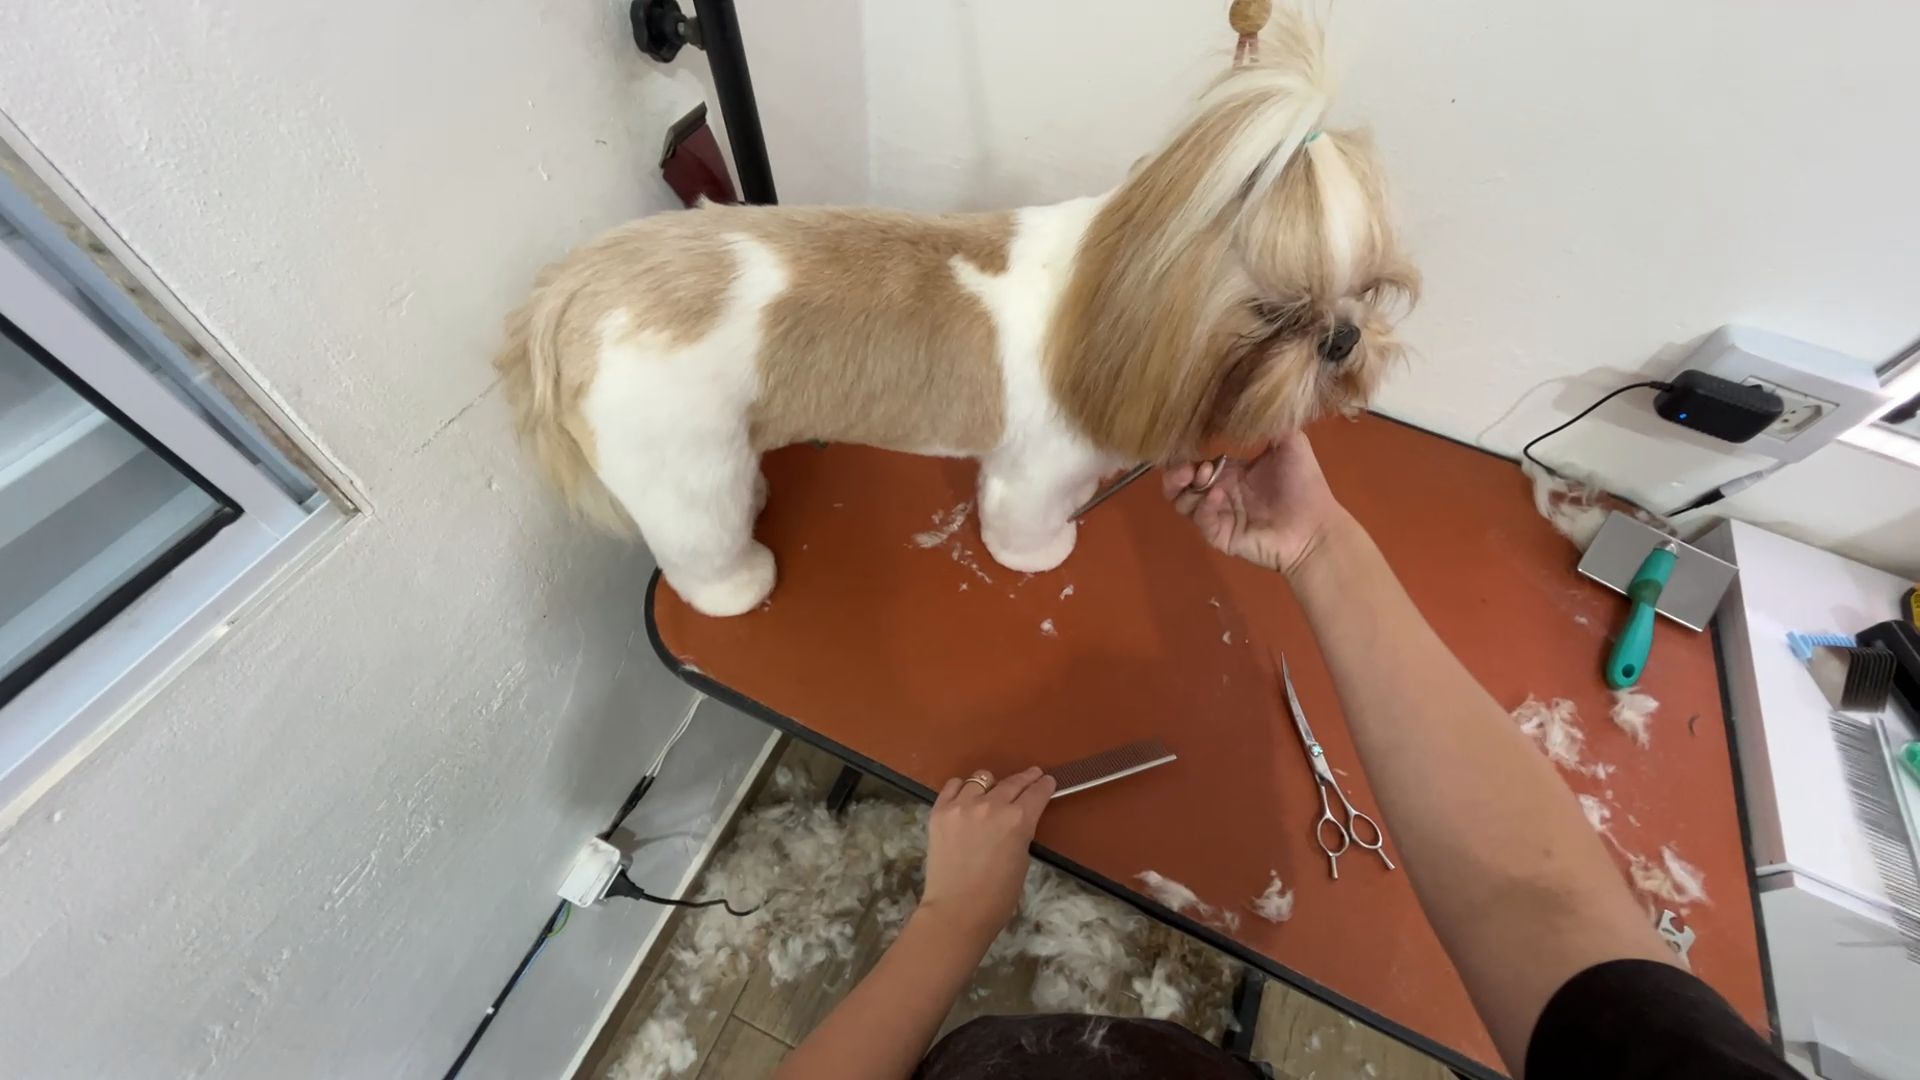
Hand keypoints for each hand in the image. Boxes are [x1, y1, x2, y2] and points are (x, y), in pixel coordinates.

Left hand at [919, 767, 1054, 946]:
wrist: (956, 912)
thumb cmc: (997, 897)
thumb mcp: (1022, 862)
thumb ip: (1021, 832)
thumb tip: (1017, 819)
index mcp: (1017, 820)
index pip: (1036, 793)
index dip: (1044, 785)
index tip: (1047, 780)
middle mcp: (991, 805)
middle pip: (1013, 782)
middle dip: (1026, 779)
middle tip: (1032, 775)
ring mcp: (962, 806)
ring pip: (981, 779)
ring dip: (992, 785)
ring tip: (992, 792)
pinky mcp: (940, 810)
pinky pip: (953, 786)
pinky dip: (962, 789)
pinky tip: (966, 797)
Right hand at [1162, 430, 1344, 577]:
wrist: (1317, 527)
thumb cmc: (1305, 487)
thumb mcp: (1291, 445)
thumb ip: (1272, 425)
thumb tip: (1253, 401)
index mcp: (1230, 473)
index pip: (1195, 462)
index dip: (1188, 455)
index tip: (1193, 448)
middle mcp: (1218, 493)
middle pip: (1179, 484)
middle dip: (1175, 473)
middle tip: (1187, 468)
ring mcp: (1218, 515)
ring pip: (1181, 503)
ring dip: (1184, 489)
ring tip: (1201, 477)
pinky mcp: (1220, 536)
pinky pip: (1201, 521)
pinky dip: (1204, 507)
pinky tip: (1217, 495)